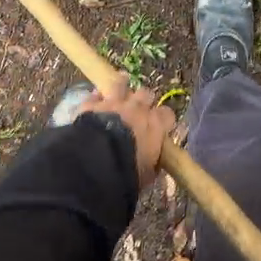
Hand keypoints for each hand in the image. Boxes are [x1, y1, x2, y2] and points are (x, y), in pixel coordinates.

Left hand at [79, 75, 174, 189]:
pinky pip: (96, 95)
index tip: (161, 126)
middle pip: (146, 94)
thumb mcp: (147, 176)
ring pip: (121, 84)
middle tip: (139, 111)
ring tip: (120, 91)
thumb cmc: (127, 172)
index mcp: (155, 124)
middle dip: (144, 101)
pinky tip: (95, 101)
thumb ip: (152, 164)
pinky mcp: (92, 104)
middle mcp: (137, 108)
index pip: (167, 114)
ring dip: (121, 87)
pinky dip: (97, 98)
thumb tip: (154, 164)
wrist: (95, 164)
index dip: (164, 120)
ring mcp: (114, 102)